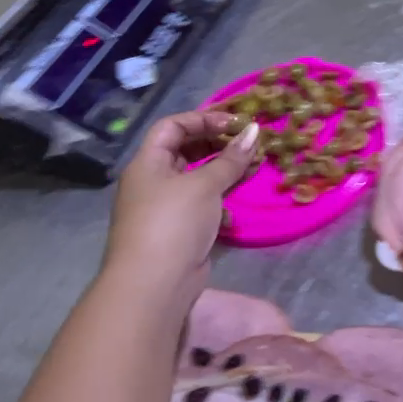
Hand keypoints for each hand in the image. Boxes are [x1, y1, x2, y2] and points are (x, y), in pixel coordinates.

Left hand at [102, 110, 259, 298]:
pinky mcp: (180, 225)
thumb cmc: (173, 222)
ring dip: (224, 165)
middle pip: (184, 148)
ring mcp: (166, 204)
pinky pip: (203, 195)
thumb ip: (231, 158)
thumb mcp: (204, 184)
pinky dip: (223, 187)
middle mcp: (153, 179)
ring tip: (253, 161)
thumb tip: (255, 131)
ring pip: (197, 173)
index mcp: (147, 163)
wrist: (154, 282)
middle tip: (249, 141)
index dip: (203, 118)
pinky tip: (244, 185)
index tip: (236, 122)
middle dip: (217, 141)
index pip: (172, 126)